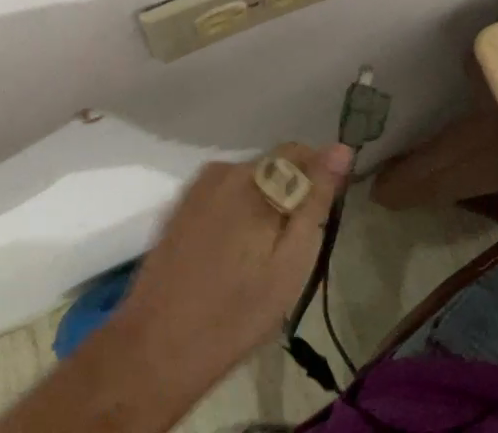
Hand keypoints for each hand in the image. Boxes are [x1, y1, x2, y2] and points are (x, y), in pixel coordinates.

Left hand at [112, 143, 353, 383]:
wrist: (155, 349)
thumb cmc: (236, 312)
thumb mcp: (291, 261)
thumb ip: (316, 199)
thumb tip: (341, 148)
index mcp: (254, 179)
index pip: (301, 153)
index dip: (318, 181)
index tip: (320, 220)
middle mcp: (222, 171)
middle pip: (273, 168)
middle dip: (289, 197)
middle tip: (291, 251)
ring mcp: (195, 190)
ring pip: (247, 184)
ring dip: (262, 207)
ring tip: (261, 261)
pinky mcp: (178, 210)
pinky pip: (222, 199)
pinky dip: (235, 217)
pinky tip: (231, 260)